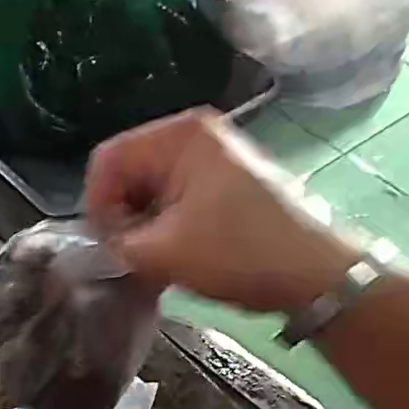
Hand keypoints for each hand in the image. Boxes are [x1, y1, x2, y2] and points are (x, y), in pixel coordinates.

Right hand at [83, 108, 359, 313]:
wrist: (312, 274)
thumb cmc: (237, 254)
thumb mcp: (159, 253)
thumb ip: (113, 242)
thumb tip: (100, 240)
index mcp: (178, 136)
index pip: (105, 161)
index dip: (97, 205)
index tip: (108, 243)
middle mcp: (192, 134)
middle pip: (124, 172)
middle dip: (119, 215)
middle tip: (131, 253)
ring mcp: (209, 156)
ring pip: (144, 188)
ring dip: (139, 224)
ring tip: (153, 256)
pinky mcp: (219, 179)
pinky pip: (168, 196)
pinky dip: (160, 224)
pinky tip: (172, 250)